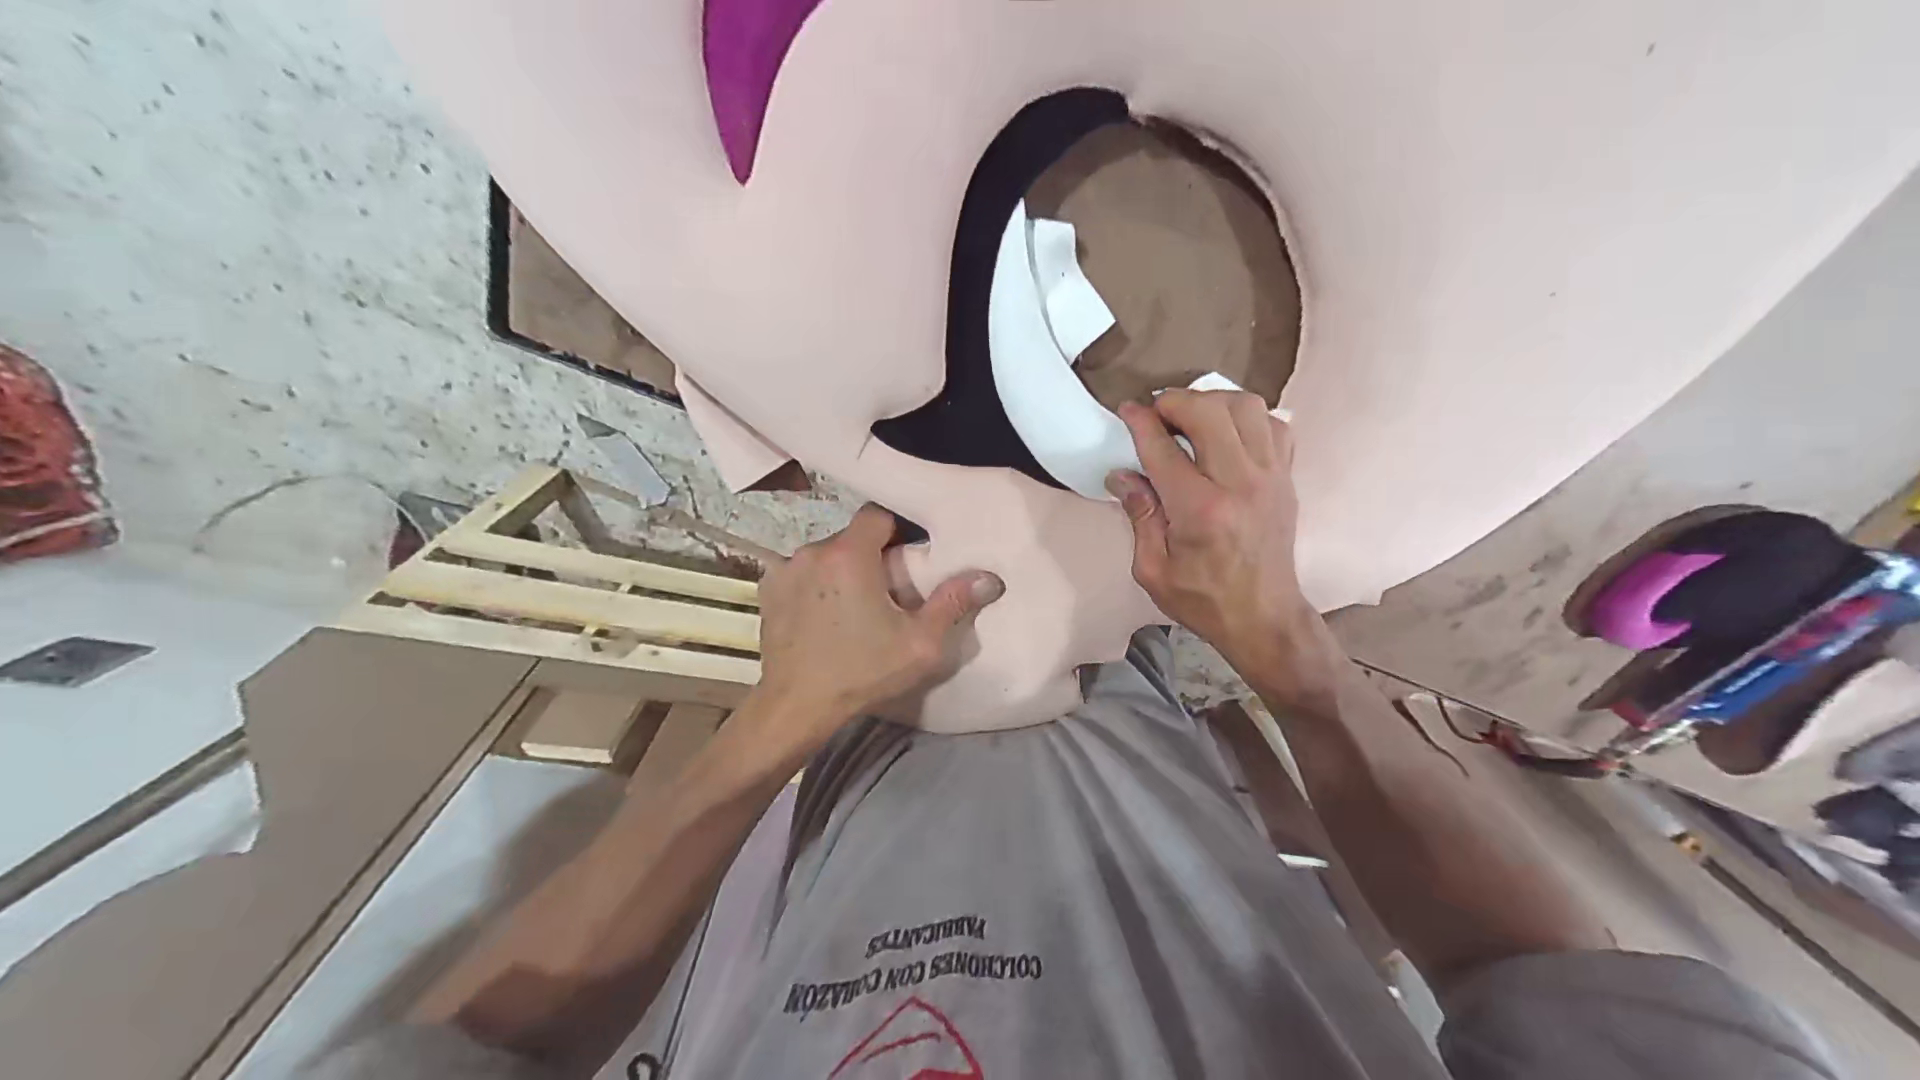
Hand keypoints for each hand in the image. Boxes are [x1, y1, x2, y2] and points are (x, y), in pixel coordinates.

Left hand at [752, 504, 1004, 744]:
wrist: (796, 706)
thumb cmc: (861, 673)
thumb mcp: (919, 644)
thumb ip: (953, 603)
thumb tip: (989, 578)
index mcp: (849, 555)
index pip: (878, 514)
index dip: (898, 529)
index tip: (910, 556)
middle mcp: (812, 551)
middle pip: (852, 536)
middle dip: (872, 553)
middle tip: (889, 588)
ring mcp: (785, 569)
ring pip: (827, 554)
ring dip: (843, 569)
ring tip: (856, 604)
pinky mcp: (768, 589)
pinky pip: (803, 572)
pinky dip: (817, 583)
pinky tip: (825, 613)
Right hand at [1108, 389, 1323, 675]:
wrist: (1264, 618)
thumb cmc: (1203, 599)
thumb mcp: (1152, 569)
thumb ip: (1139, 516)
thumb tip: (1122, 476)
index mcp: (1199, 511)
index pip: (1164, 448)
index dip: (1141, 422)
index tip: (1128, 410)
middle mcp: (1240, 485)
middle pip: (1209, 412)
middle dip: (1175, 401)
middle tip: (1157, 412)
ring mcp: (1270, 478)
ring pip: (1246, 407)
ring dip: (1213, 401)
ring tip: (1191, 417)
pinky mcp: (1286, 479)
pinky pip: (1274, 425)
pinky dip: (1247, 418)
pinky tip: (1227, 432)